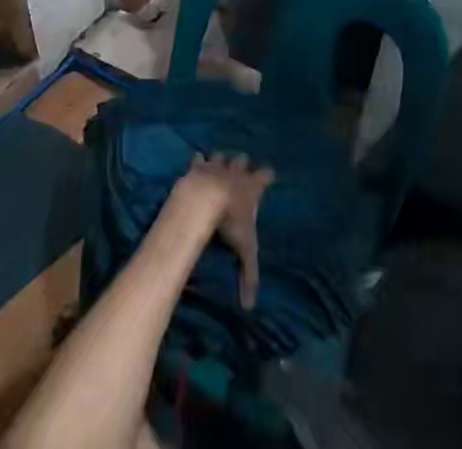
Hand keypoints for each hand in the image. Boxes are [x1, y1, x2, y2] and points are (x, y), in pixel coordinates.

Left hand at [177, 153, 274, 308]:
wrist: (202, 199)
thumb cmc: (229, 220)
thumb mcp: (244, 248)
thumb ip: (249, 274)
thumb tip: (250, 306)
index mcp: (253, 187)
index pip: (267, 174)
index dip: (267, 175)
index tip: (267, 177)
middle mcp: (236, 172)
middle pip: (243, 159)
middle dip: (242, 164)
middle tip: (239, 172)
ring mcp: (216, 165)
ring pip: (221, 155)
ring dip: (220, 160)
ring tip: (217, 167)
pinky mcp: (196, 166)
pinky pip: (198, 158)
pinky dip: (197, 162)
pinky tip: (194, 165)